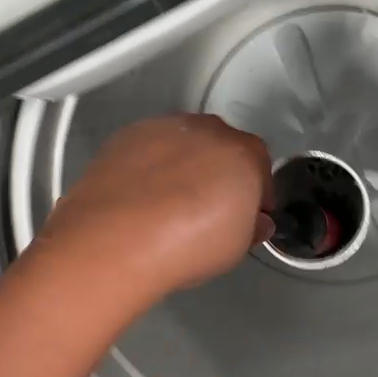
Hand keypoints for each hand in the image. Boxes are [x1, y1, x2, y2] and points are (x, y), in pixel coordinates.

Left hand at [34, 114, 273, 302]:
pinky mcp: (125, 137)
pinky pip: (147, 150)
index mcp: (243, 153)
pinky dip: (147, 168)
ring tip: (170, 207)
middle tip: (209, 211)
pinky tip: (141, 200)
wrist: (117, 239)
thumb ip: (252, 226)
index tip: (249, 215)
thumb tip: (255, 222)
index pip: (260, 166)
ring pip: (182, 144)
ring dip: (181, 167)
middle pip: (221, 147)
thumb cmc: (187, 241)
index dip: (256, 193)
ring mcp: (162, 129)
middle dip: (219, 173)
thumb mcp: (238, 247)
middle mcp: (206, 130)